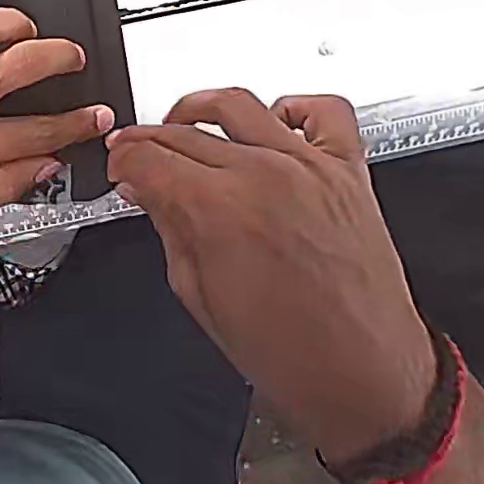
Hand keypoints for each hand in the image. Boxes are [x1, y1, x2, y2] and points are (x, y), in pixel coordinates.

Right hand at [105, 88, 432, 461]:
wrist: (364, 380)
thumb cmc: (287, 353)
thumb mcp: (196, 292)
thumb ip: (167, 225)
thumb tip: (145, 190)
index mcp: (218, 210)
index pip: (147, 157)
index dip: (122, 160)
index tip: (120, 167)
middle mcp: (263, 176)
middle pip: (181, 132)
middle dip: (146, 141)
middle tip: (138, 156)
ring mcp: (309, 168)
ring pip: (238, 104)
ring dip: (198, 108)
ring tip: (184, 124)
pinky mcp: (348, 172)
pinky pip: (323, 111)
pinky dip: (292, 106)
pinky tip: (272, 123)